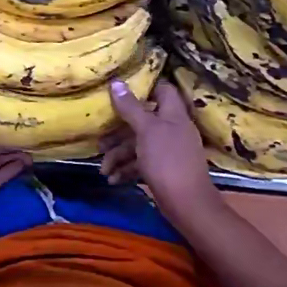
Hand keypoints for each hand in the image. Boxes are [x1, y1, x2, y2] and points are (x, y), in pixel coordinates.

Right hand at [101, 80, 215, 207]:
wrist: (187, 203)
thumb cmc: (167, 160)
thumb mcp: (146, 130)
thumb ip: (131, 107)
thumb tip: (116, 82)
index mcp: (173, 115)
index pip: (162, 90)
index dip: (143, 87)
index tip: (119, 89)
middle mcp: (171, 129)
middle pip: (142, 120)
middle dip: (118, 129)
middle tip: (99, 137)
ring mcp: (166, 150)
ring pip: (137, 143)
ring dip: (117, 154)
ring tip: (102, 168)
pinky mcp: (161, 169)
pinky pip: (139, 162)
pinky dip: (125, 169)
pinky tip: (112, 179)